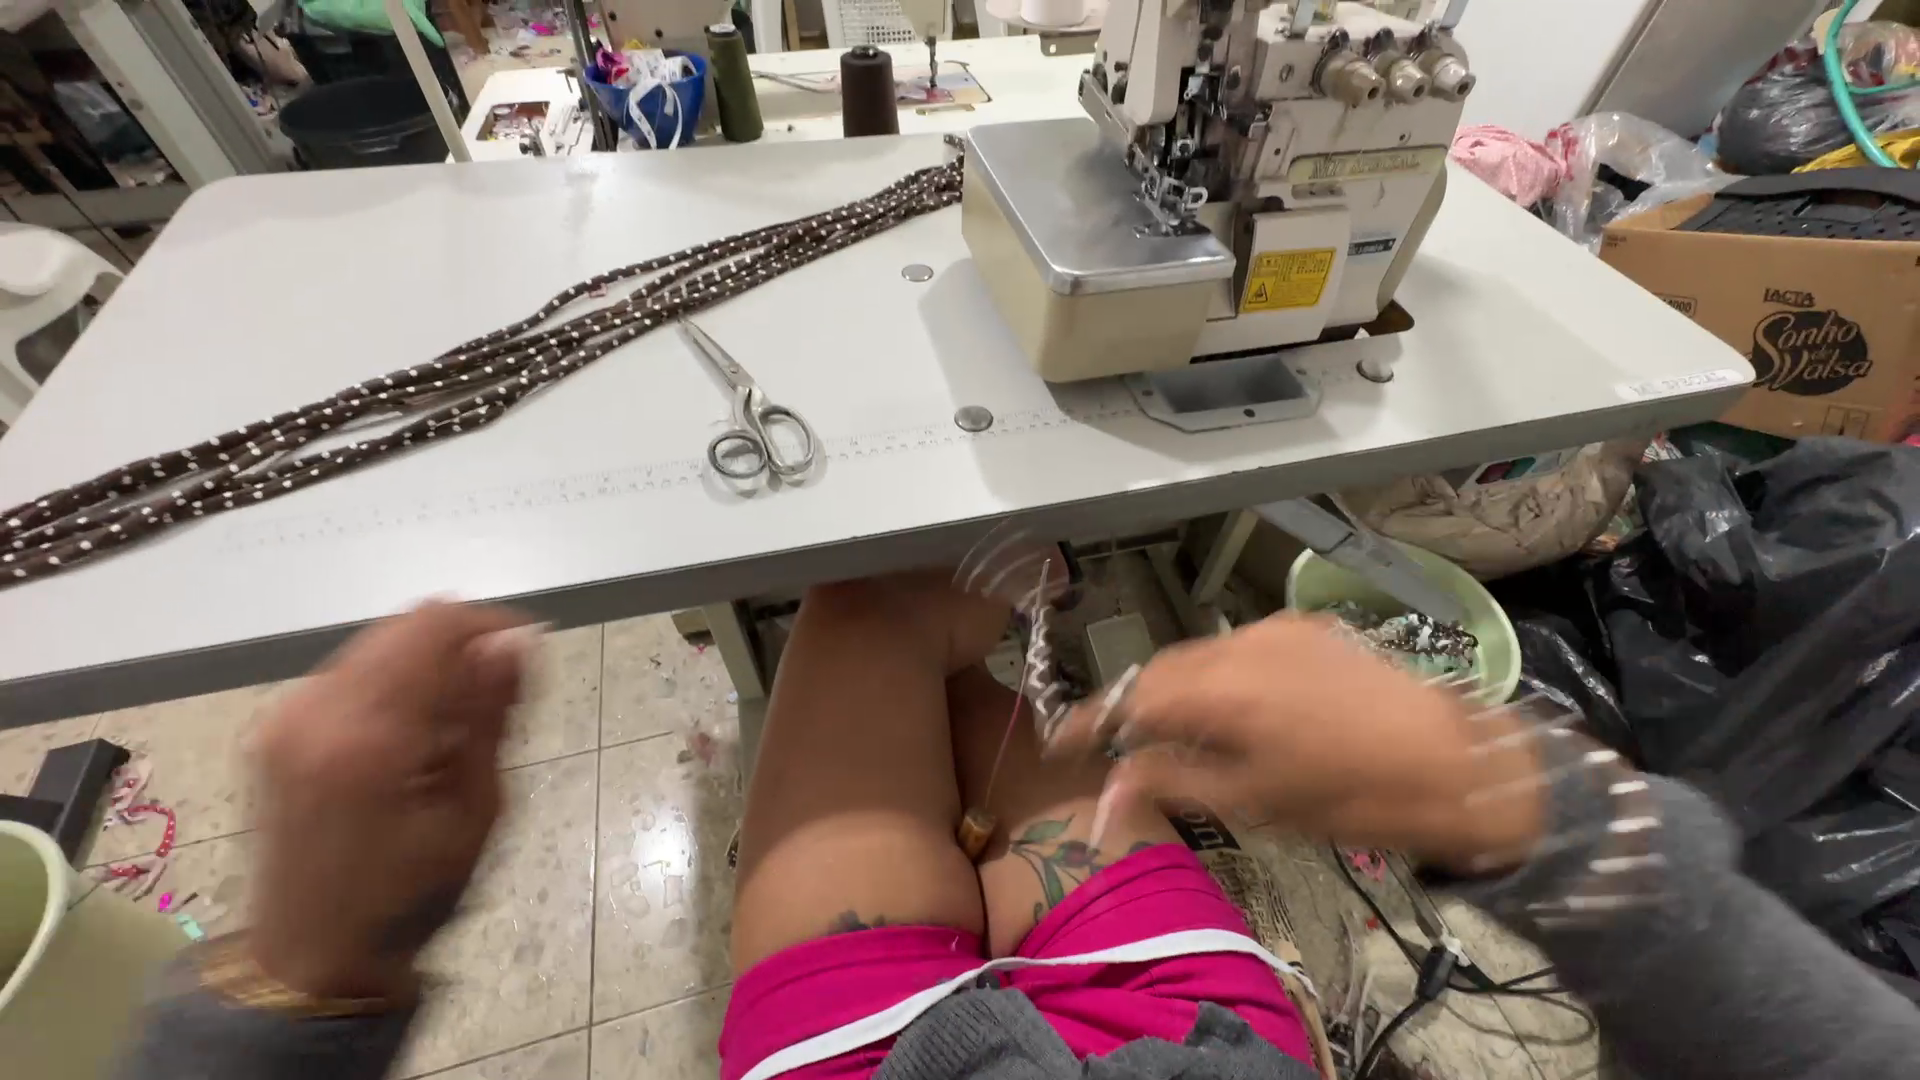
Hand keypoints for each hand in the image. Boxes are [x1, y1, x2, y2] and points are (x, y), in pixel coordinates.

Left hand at [248, 601, 535, 999]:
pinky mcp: (277, 727)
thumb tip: (515, 639)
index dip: (493, 625)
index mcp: (368, 734)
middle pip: (406, 625)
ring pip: (382, 643)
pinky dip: (400, 681)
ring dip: (433, 663)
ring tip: (460, 720)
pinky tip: (417, 730)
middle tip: (500, 696)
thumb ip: (491, 712)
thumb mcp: (477, 804)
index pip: (436, 626)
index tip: (530, 653)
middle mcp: (314, 710)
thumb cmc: (414, 888)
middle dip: (465, 645)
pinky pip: (355, 670)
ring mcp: (285, 717)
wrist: (311, 956)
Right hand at [1049, 614, 1545, 872]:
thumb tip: (1106, 795)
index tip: (1060, 740)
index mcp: (1220, 692)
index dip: (1089, 719)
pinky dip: (1215, 673)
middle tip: (1120, 742)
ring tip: (1176, 728)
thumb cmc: (1353, 796)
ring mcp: (1272, 629)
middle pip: (1158, 668)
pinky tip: (1233, 705)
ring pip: (1196, 654)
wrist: (1458, 761)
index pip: (1130, 698)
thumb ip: (1171, 784)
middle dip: (1132, 703)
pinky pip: (1237, 646)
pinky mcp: (1302, 625)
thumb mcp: (1254, 802)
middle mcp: (1237, 645)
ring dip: (1174, 687)